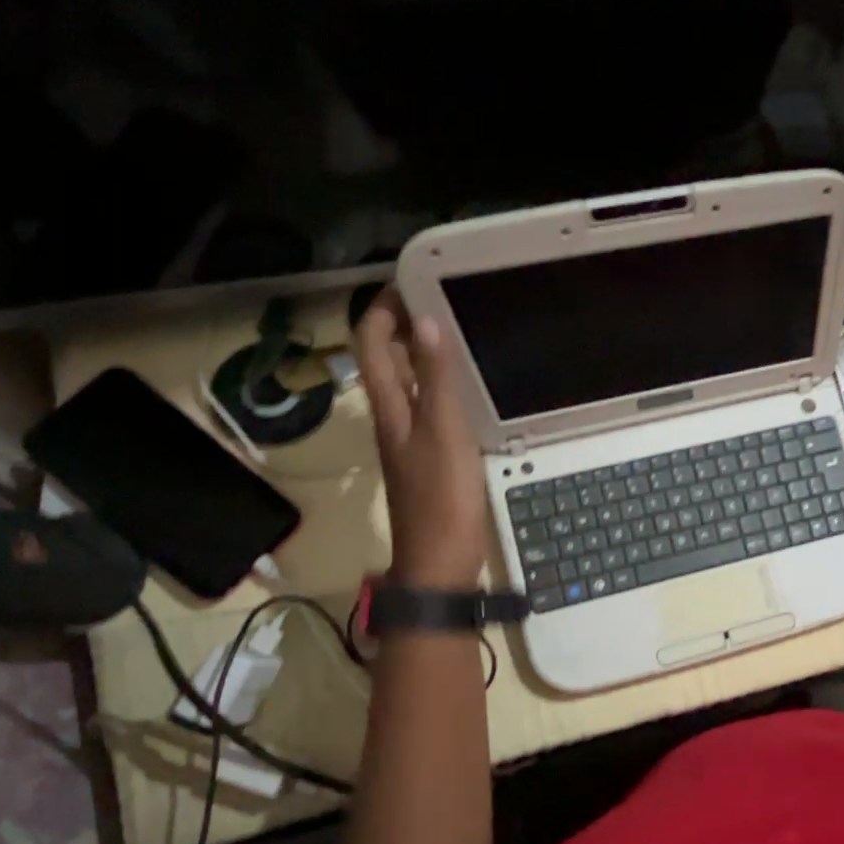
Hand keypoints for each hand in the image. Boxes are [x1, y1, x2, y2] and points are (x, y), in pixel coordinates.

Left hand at [358, 288, 487, 587]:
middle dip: (407, 325)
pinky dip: (443, 386)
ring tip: (461, 332)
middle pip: (388, 360)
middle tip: (445, 299)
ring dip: (425, 354)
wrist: (441, 561)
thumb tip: (425, 323)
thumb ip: (436, 381)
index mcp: (390, 407)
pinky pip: (430, 407)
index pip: (372, 343)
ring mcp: (411, 438)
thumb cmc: (442, 498)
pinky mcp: (431, 457)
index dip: (383, 309)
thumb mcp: (443, 434)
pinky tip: (471, 386)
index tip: (413, 281)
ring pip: (409, 383)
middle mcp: (394, 417)